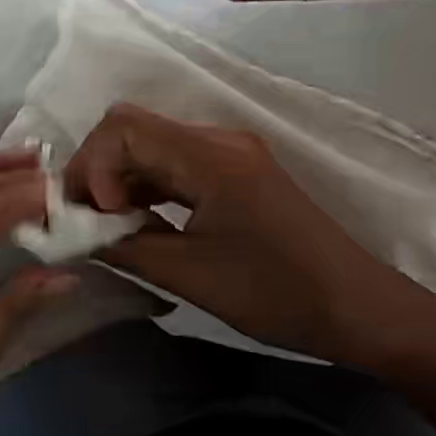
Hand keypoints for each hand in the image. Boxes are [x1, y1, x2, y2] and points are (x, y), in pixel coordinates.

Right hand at [65, 104, 413, 362]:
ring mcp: (230, 154)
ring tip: (110, 230)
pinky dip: (147, 189)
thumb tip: (76, 234)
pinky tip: (142, 224)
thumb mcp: (189, 276)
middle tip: (88, 225)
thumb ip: (124, 246)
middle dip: (98, 174)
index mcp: (210, 156)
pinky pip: (175, 165)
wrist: (360, 308)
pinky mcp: (236, 173)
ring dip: (121, 182)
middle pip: (132, 131)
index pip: (122, 126)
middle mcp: (219, 140)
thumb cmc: (277, 293)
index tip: (97, 219)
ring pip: (151, 148)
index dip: (93, 167)